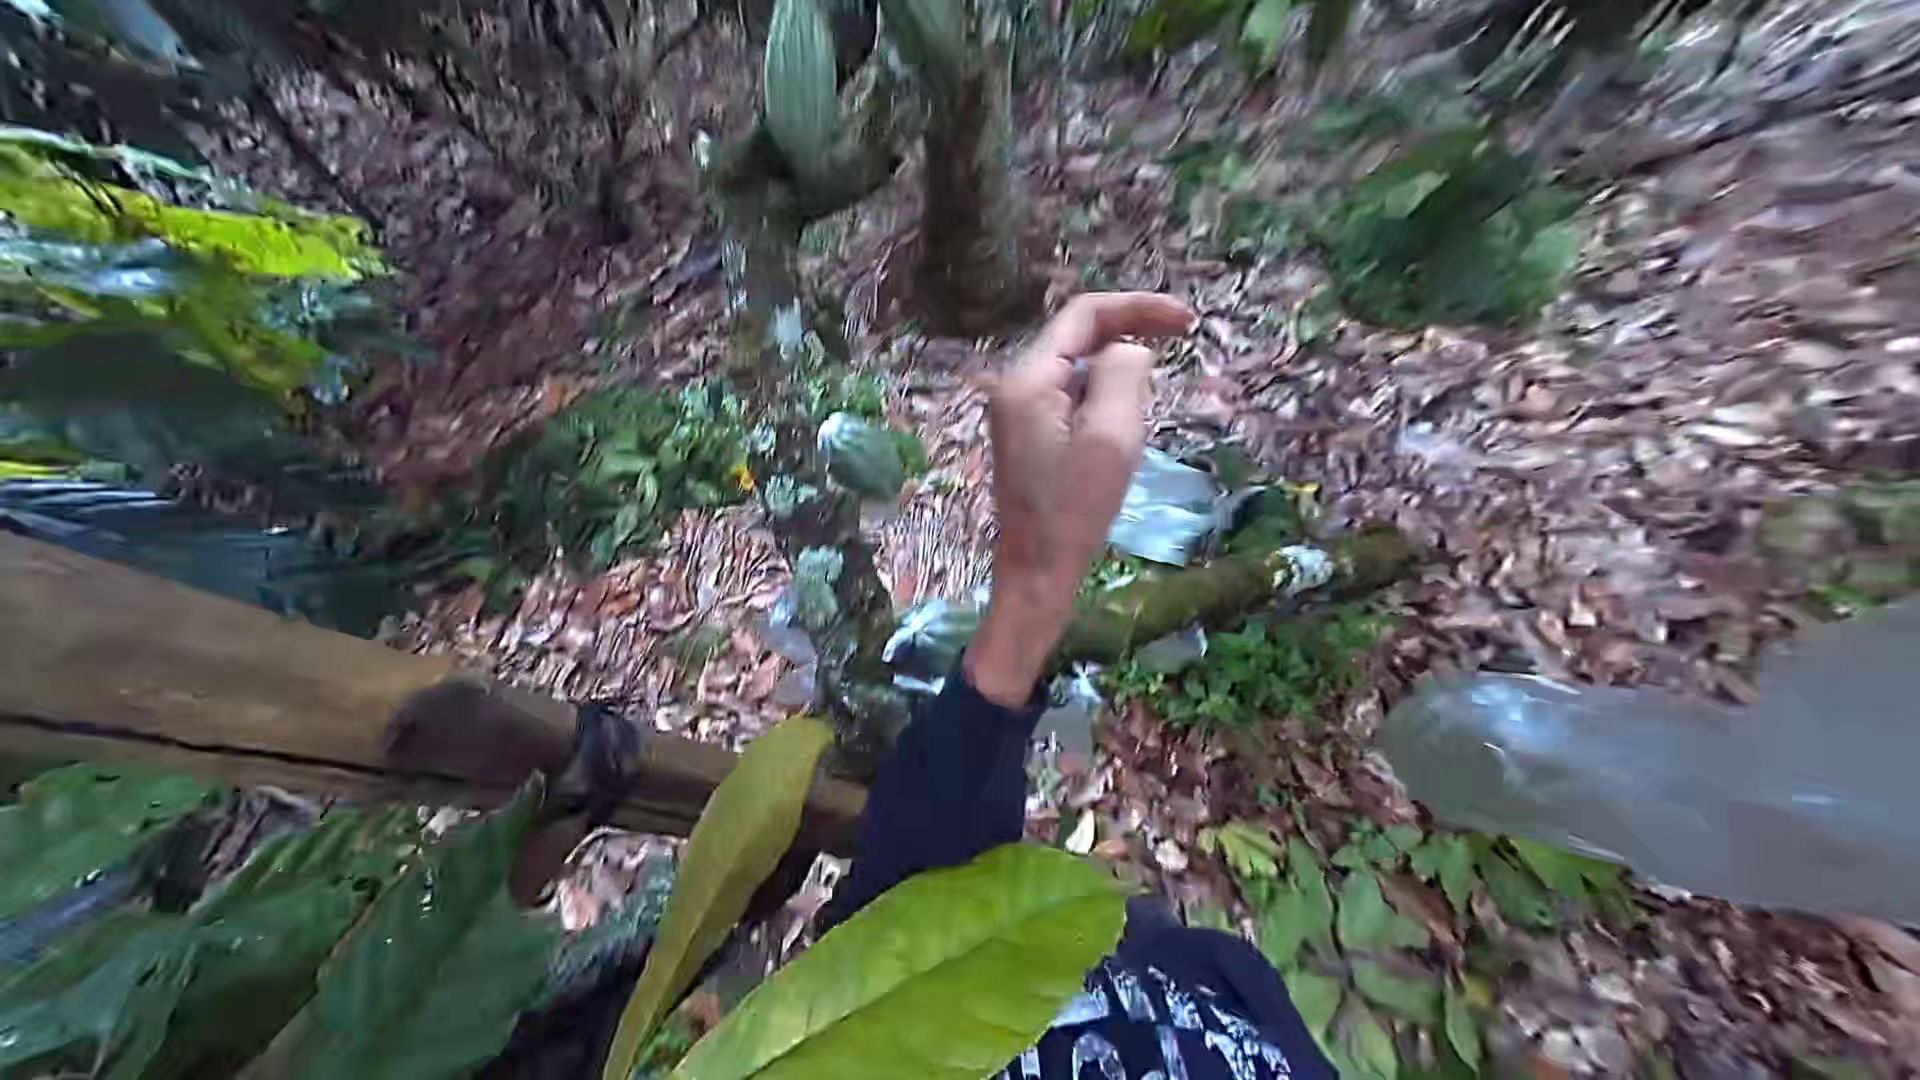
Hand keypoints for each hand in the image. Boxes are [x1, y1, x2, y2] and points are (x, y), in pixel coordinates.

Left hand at [963, 292, 1195, 705]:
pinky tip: (1111, 444)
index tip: (1187, 322)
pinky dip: (1099, 406)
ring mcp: (1016, 412)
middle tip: (1174, 362)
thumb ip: (1123, 373)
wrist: (1037, 569)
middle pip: (1078, 340)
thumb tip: (1129, 350)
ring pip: (1077, 372)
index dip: (1138, 308)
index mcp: (1027, 379)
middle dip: (1128, 345)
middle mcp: (1013, 386)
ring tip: (1130, 433)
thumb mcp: (1111, 436)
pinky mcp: (1026, 435)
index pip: (1084, 314)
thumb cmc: (1075, 510)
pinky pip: (1069, 400)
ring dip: (1115, 384)